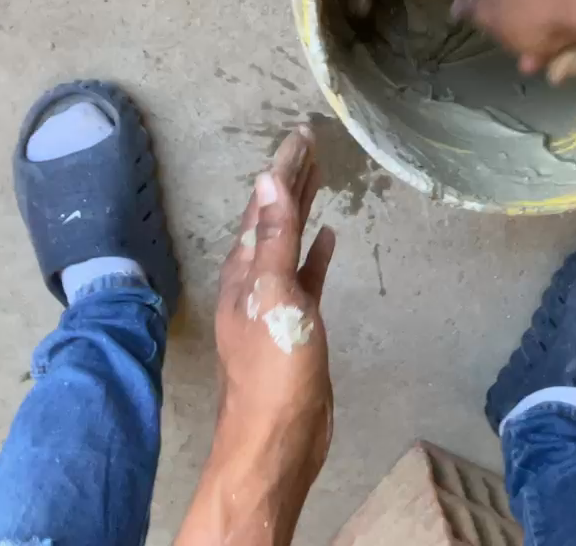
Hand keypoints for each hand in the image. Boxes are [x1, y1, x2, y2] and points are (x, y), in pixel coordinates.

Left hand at [176, 126, 335, 545]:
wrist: (278, 439)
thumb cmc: (274, 367)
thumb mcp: (273, 296)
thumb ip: (273, 238)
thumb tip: (268, 180)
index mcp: (245, 266)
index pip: (265, 203)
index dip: (283, 168)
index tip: (301, 135)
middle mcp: (255, 276)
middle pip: (275, 215)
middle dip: (292, 178)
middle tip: (312, 144)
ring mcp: (275, 298)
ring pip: (290, 239)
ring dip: (302, 207)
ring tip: (319, 175)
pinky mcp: (296, 321)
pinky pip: (306, 273)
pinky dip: (315, 251)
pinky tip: (330, 236)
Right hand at [452, 0, 575, 73]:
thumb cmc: (535, 7)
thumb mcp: (490, 13)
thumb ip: (472, 7)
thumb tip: (460, 2)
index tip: (471, 15)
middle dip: (511, 21)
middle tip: (508, 44)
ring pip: (543, 0)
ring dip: (538, 34)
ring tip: (537, 61)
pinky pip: (570, 6)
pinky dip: (564, 30)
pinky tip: (563, 58)